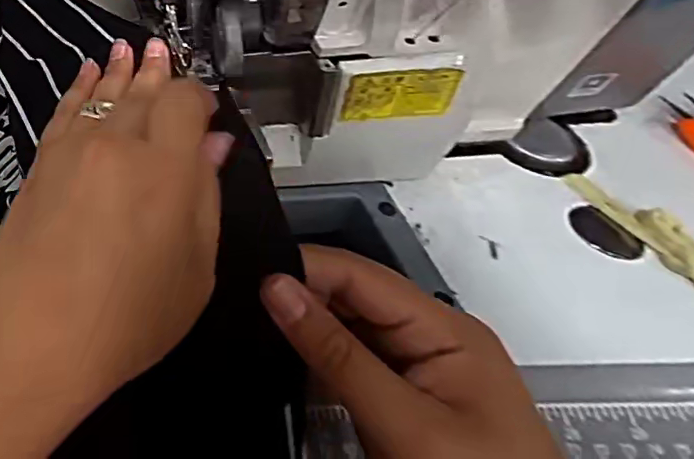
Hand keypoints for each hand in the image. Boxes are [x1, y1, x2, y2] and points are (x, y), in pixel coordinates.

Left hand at [0, 39, 231, 458]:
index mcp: (167, 164)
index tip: (206, 104)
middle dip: (156, 70)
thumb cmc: (131, 313)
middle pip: (141, 91)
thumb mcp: (194, 268)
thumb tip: (214, 143)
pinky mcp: (44, 154)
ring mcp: (76, 144)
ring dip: (117, 69)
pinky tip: (86, 72)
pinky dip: (79, 87)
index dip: (198, 96)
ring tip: (127, 46)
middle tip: (162, 47)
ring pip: (103, 94)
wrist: (35, 322)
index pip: (184, 103)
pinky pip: (67, 108)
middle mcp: (120, 140)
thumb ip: (206, 195)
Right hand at [262, 245, 558, 458]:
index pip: (359, 273)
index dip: (304, 267)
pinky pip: (348, 358)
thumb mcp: (406, 427)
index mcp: (447, 330)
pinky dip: (317, 357)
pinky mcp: (403, 397)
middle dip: (301, 296)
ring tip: (257, 326)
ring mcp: (418, 369)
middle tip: (246, 304)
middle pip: (349, 295)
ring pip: (344, 325)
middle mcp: (432, 337)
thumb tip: (275, 286)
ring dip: (305, 326)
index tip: (251, 277)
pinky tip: (287, 358)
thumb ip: (337, 353)